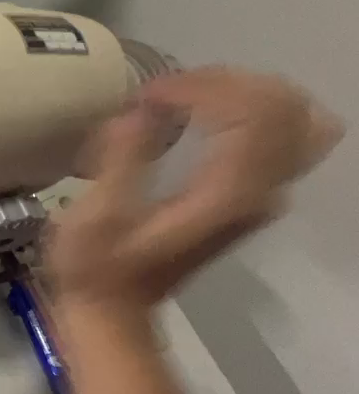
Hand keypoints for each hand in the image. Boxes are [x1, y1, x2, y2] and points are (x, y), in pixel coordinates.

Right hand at [46, 68, 340, 309]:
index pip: (250, 114)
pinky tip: (210, 116)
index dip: (201, 89)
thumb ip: (121, 163)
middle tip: (165, 87)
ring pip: (299, 119)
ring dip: (248, 94)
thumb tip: (135, 114)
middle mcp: (261, 191)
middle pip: (284, 109)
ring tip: (191, 93)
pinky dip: (255, 113)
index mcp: (225, 194)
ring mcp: (264, 195)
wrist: (115, 310)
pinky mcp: (253, 198)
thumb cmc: (94, 268)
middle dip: (226, 83)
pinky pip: (286, 139)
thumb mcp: (94, 218)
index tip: (144, 94)